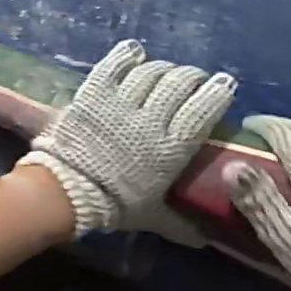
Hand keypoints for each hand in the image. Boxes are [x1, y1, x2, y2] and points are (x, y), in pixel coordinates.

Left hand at [17, 40, 236, 236]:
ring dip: (161, 67)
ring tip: (164, 70)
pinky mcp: (92, 95)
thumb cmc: (114, 204)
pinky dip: (124, 55)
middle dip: (190, 76)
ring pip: (149, 72)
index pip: (205, 107)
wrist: (66, 189)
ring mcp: (120, 104)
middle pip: (179, 83)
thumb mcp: (154, 216)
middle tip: (190, 78)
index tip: (224, 84)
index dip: (218, 91)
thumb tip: (205, 240)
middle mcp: (152, 119)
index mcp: (173, 146)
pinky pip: (111, 67)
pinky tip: (132, 50)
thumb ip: (181, 224)